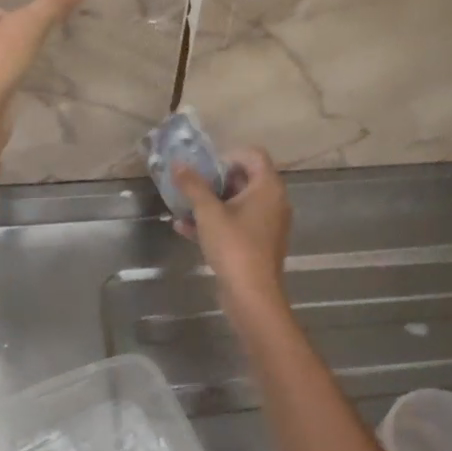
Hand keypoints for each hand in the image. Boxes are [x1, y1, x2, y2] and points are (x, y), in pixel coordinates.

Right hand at [174, 148, 292, 318]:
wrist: (252, 295)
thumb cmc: (234, 246)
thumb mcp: (208, 213)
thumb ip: (193, 186)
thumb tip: (178, 164)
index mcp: (268, 187)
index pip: (253, 155)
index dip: (227, 156)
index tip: (205, 169)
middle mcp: (274, 202)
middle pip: (245, 179)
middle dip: (214, 181)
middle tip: (191, 186)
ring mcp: (268, 224)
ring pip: (238, 204)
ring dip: (211, 203)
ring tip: (182, 207)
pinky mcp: (258, 244)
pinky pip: (237, 224)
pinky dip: (215, 223)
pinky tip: (184, 229)